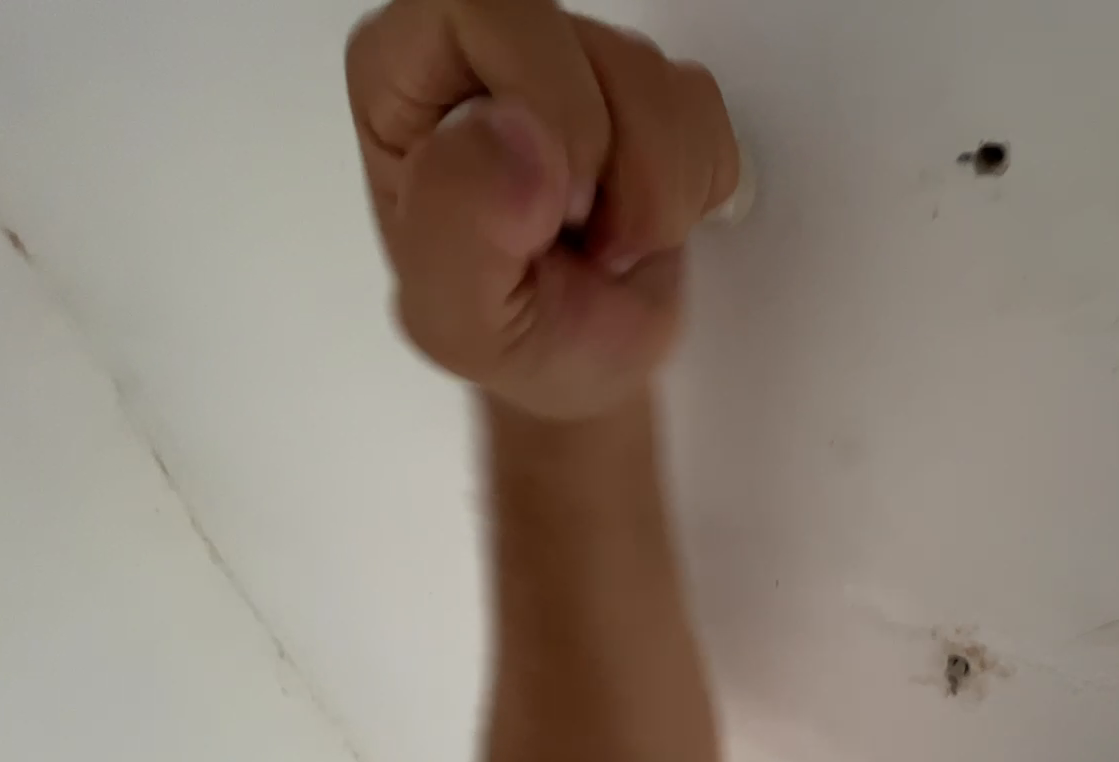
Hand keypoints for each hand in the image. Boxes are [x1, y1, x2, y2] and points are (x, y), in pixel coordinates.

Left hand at [346, 0, 740, 419]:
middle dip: (622, 168)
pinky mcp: (655, 107)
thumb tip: (518, 133)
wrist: (586, 367)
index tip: (564, 208)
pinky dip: (697, 192)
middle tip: (594, 239)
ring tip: (617, 245)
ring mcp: (585, 76)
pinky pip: (705, 113)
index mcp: (413, 88)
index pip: (483, 11)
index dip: (549, 108)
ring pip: (661, 82)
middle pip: (592, 45)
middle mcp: (497, 63)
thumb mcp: (461, 319)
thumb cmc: (521, 343)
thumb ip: (457, 226)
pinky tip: (652, 228)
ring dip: (662, 194)